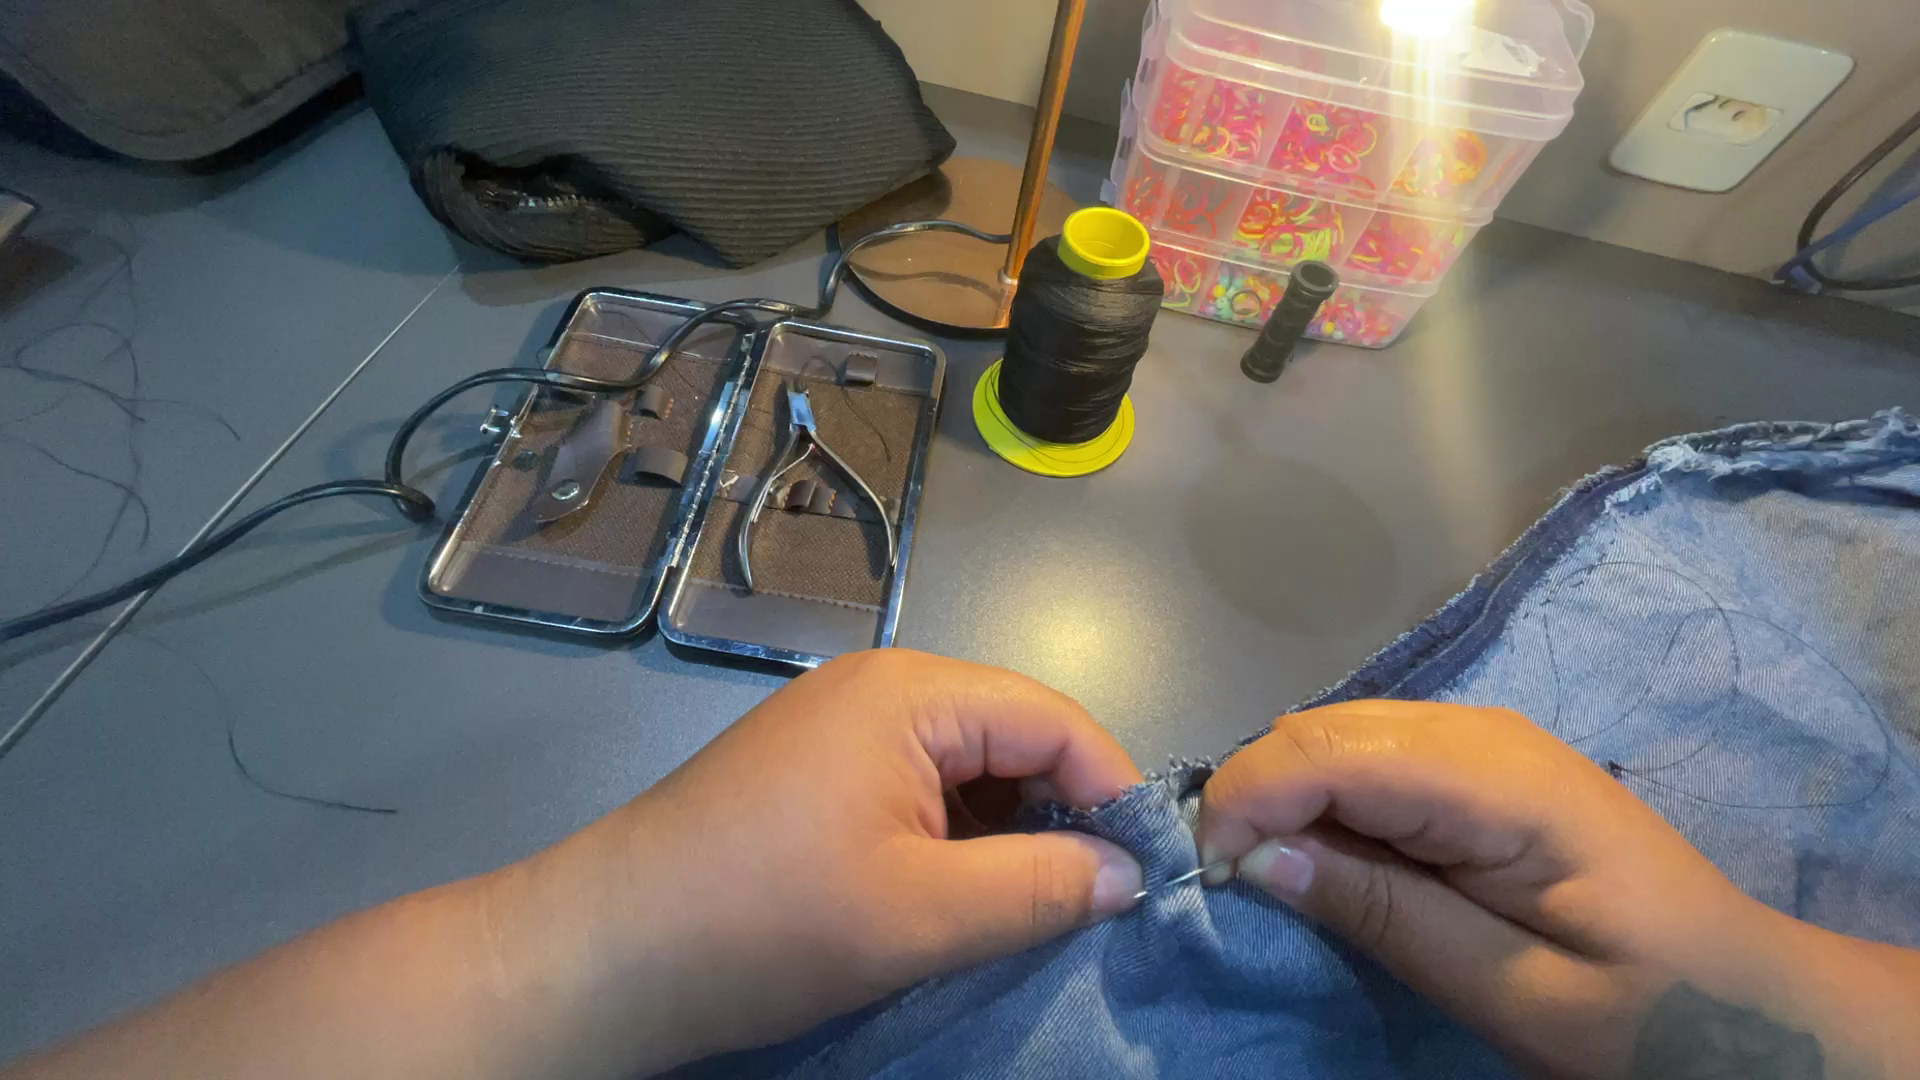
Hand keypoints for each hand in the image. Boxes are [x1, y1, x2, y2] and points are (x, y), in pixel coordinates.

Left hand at [504, 649, 1145, 1075]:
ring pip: (971, 758)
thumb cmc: (767, 918)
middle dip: (1063, 804)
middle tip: (1099, 889)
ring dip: (1013, 822)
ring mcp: (851, 719)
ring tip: (1040, 895)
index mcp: (912, 690)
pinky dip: (963, 828)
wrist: (612, 946)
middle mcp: (886, 684)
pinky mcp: (828, 760)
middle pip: (1012, 729)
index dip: (1110, 783)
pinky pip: (926, 778)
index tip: (1148, 864)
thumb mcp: (919, 913)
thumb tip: (1128, 873)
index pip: (1049, 715)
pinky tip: (971, 882)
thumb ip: (1039, 886)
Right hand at [1194, 700, 1919, 1078]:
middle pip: (1312, 730)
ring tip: (1274, 868)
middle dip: (1251, 795)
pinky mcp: (1454, 755)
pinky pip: (1348, 754)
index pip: (1326, 751)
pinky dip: (1309, 796)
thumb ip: (1384, 914)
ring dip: (1275, 794)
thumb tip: (1256, 858)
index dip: (1247, 799)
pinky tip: (1324, 849)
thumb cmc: (1656, 1013)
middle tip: (1238, 879)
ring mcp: (1461, 733)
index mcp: (1493, 776)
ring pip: (1319, 734)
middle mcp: (1466, 727)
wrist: (1756, 1000)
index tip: (1213, 874)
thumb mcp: (1519, 994)